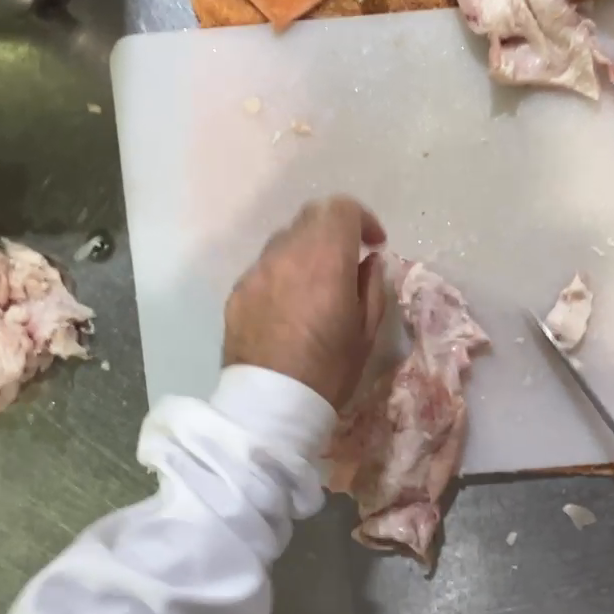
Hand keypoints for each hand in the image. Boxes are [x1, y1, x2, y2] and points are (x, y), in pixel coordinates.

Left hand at [224, 196, 389, 408]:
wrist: (270, 404)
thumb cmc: (329, 370)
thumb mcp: (367, 333)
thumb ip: (372, 287)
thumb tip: (369, 262)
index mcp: (326, 260)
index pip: (342, 209)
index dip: (363, 219)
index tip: (375, 245)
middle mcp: (287, 253)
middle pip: (312, 216)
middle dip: (335, 229)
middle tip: (349, 258)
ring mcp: (258, 270)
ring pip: (286, 239)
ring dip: (308, 250)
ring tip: (318, 283)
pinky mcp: (238, 290)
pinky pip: (266, 267)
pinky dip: (284, 272)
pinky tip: (291, 304)